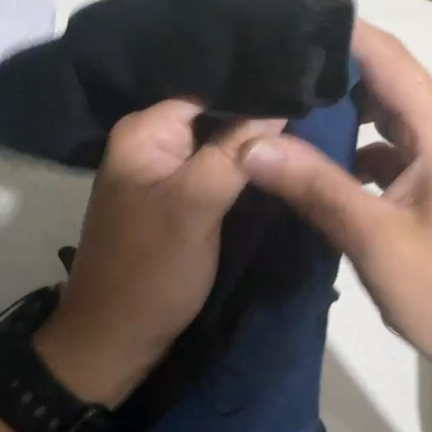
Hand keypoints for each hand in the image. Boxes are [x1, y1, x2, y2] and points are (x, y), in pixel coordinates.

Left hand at [36, 101, 282, 402]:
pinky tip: (278, 170)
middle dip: (259, 121)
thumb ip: (234, 151)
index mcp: (143, 131)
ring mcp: (163, 176)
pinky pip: (214, 175)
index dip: (256, 92)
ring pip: (219, 149)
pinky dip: (242, 175)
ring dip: (254, 150)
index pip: (210, 89)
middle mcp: (149, 144)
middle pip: (216, 117)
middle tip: (315, 120)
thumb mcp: (196, 204)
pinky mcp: (176, 204)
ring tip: (308, 140)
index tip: (306, 93)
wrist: (116, 342)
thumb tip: (279, 106)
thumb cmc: (150, 271)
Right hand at [238, 23, 431, 392]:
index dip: (342, 32)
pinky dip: (358, 152)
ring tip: (284, 111)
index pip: (390, 59)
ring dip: (344, 115)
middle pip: (390, 84)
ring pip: (390, 121)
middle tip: (272, 68)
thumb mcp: (374, 239)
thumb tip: (252, 146)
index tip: (287, 17)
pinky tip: (318, 166)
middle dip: (333, 72)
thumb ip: (314, 186)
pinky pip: (394, 154)